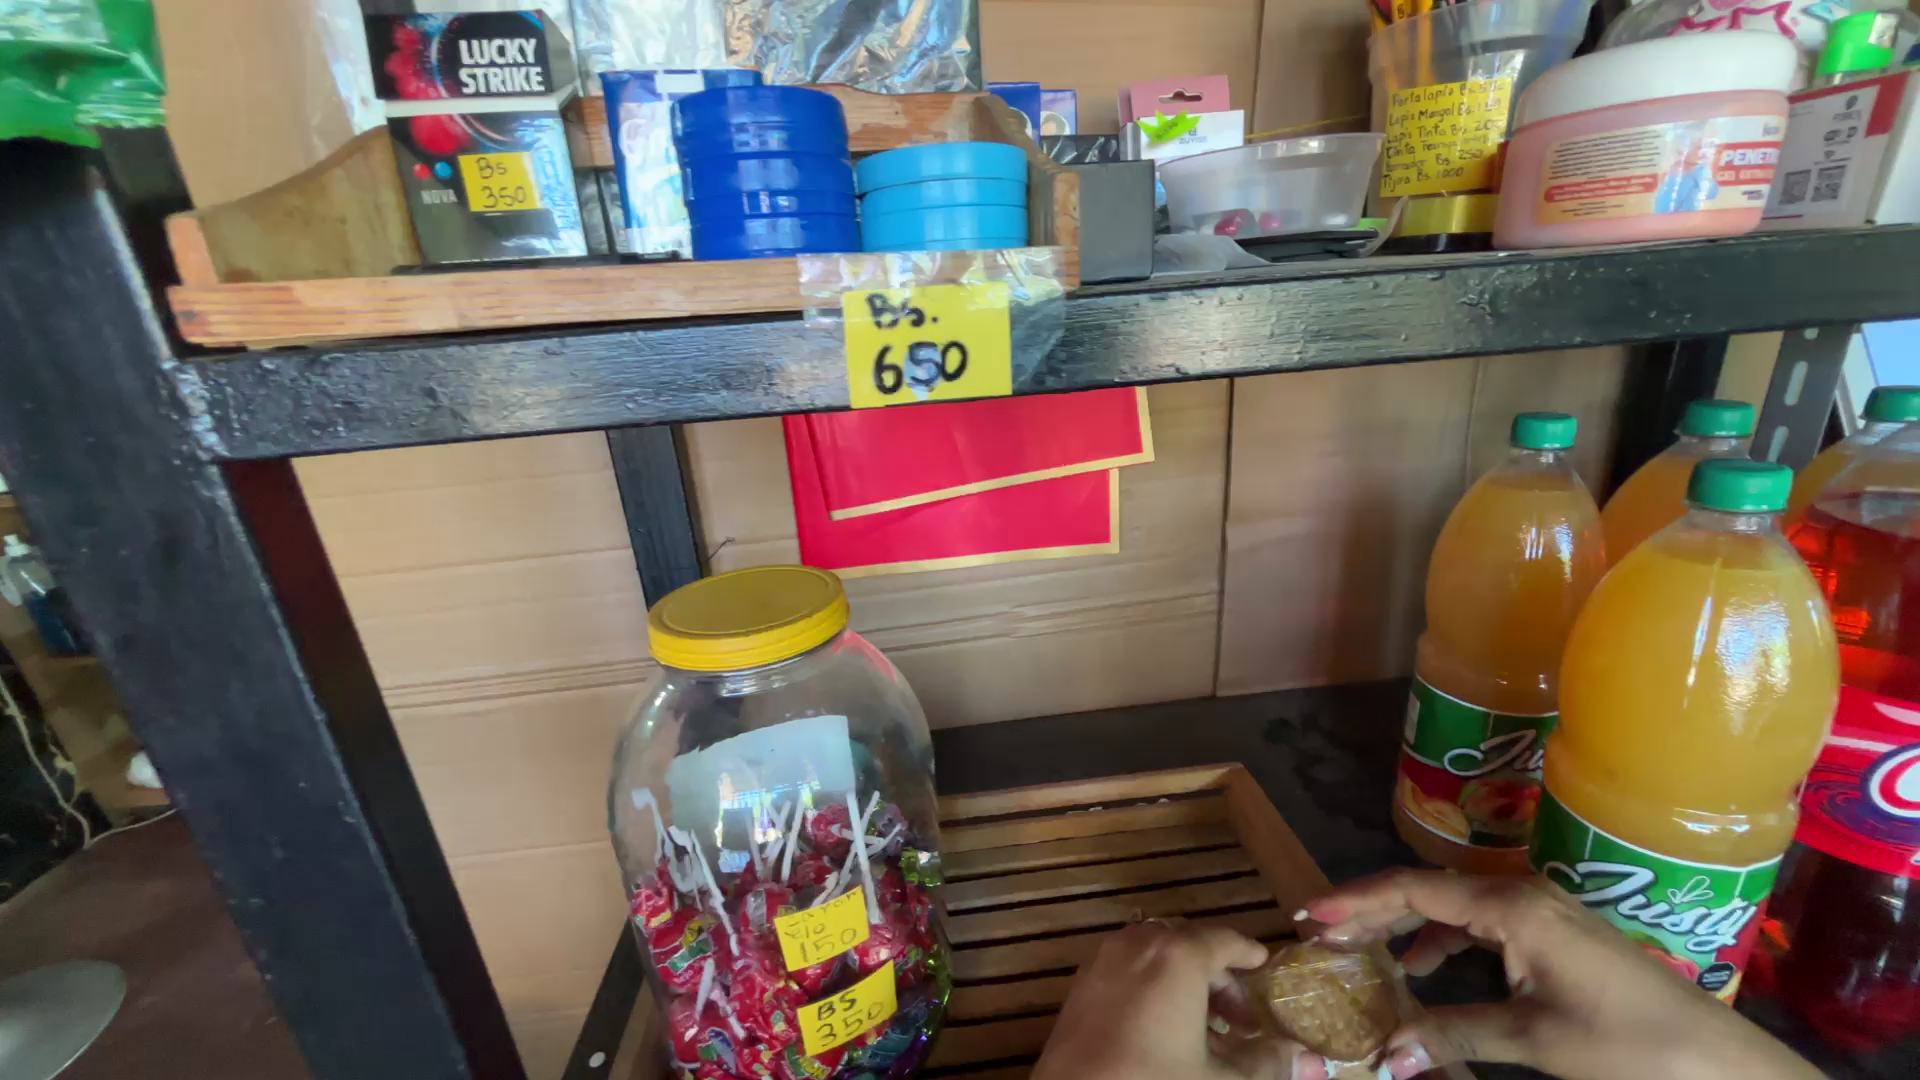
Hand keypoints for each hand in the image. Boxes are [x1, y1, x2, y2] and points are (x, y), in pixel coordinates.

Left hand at [1033, 919, 1328, 1079]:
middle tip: (1242, 1020)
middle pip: (1188, 943)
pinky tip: (1165, 1030)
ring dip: (1184, 981)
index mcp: (1177, 956)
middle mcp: (1138, 943)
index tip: (1264, 966)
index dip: (1247, 953)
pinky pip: (1128, 967)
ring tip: (1206, 1030)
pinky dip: (1152, 984)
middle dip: (1218, 974)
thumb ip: (1267, 1064)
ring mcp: (1104, 959)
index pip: (1222, 939)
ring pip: (1155, 954)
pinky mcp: (1081, 982)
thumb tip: (1308, 1058)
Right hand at [1300, 869, 1823, 1079]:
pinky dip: (1438, 940)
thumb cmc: (1632, 1047)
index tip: (1310, 915)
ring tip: (1355, 944)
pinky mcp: (1547, 931)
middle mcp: (1514, 893)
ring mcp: (1533, 909)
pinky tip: (1420, 964)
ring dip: (1398, 923)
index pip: (1410, 890)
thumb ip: (1453, 1037)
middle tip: (1318, 928)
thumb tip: (1384, 1057)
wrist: (1735, 1069)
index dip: (1354, 901)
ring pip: (1445, 905)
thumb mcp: (1536, 1041)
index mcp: (1507, 905)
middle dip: (1367, 908)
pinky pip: (1473, 923)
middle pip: (1421, 890)